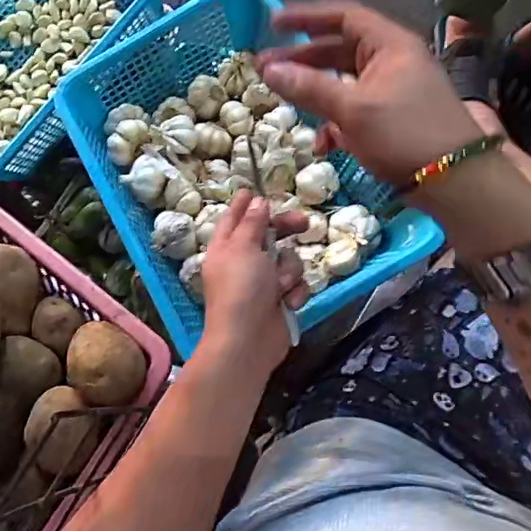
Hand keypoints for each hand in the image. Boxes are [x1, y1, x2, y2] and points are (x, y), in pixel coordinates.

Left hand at [198, 193, 306, 379]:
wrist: (248, 340)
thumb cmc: (241, 289)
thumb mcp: (244, 247)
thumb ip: (252, 223)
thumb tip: (257, 201)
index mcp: (225, 247)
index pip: (234, 219)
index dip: (244, 205)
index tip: (252, 190)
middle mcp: (243, 262)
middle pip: (268, 235)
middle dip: (285, 231)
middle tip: (304, 223)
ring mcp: (262, 283)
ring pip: (288, 261)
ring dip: (288, 272)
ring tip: (280, 287)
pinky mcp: (280, 301)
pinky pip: (296, 285)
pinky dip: (294, 293)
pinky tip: (288, 303)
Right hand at [259, 0, 481, 185]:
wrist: (457, 182)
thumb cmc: (405, 134)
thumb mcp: (352, 110)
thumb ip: (309, 87)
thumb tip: (269, 70)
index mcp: (389, 45)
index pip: (343, 16)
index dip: (305, 17)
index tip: (272, 24)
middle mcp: (392, 60)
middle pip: (339, 48)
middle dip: (301, 59)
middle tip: (265, 69)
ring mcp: (393, 89)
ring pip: (344, 80)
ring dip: (315, 92)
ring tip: (285, 101)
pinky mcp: (392, 117)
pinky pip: (355, 107)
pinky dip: (335, 120)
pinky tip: (323, 143)